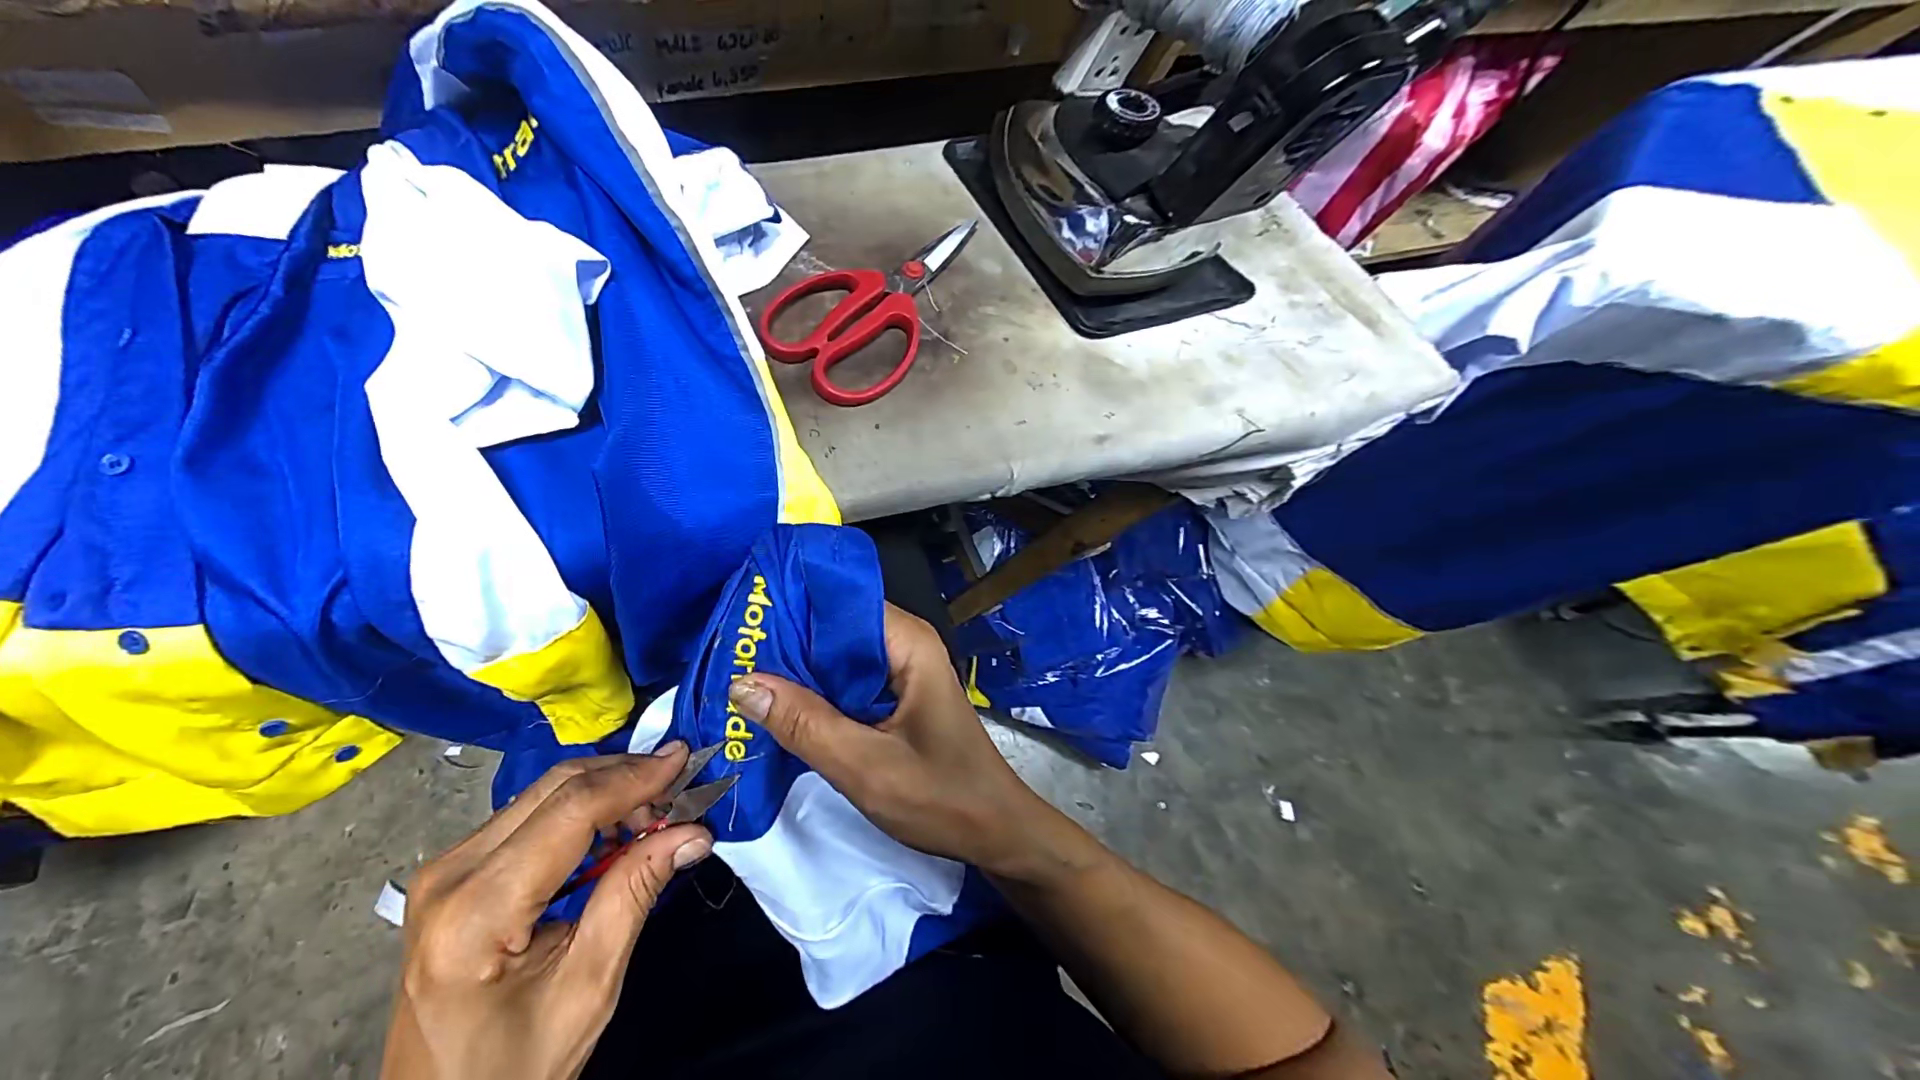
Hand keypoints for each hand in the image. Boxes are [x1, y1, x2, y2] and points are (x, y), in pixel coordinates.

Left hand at [380, 748, 713, 1079]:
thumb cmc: (516, 1063)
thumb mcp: (589, 985)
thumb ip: (636, 893)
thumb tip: (692, 832)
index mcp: (477, 910)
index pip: (571, 810)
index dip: (634, 778)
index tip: (684, 760)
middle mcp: (450, 874)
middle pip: (555, 789)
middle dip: (625, 777)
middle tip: (679, 790)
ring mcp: (446, 870)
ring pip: (543, 793)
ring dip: (606, 791)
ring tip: (653, 817)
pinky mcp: (454, 873)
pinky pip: (529, 814)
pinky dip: (581, 810)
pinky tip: (613, 831)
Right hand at [727, 604, 1066, 876]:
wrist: (996, 833)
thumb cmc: (943, 798)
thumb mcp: (866, 766)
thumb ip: (804, 723)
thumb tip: (740, 681)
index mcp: (907, 642)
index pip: (838, 601)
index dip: (787, 605)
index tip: (737, 618)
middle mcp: (903, 645)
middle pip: (833, 627)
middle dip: (782, 641)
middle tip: (722, 655)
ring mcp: (899, 671)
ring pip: (835, 658)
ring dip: (793, 671)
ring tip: (733, 678)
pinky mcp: (893, 697)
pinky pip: (844, 684)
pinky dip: (812, 694)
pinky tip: (773, 708)